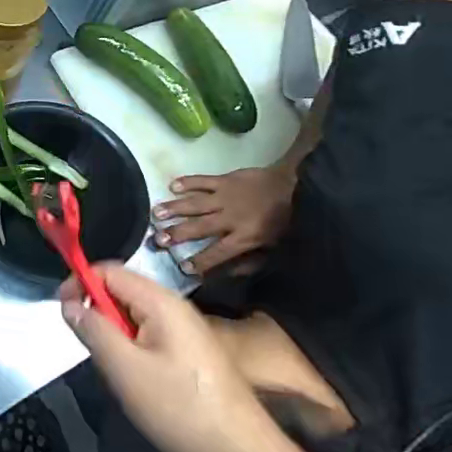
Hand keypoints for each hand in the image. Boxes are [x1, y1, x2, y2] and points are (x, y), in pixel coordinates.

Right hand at [60, 266, 277, 451]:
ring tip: (115, 371)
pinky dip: (131, 350)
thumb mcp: (124, 368)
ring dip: (114, 336)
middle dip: (97, 314)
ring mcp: (185, 329)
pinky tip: (136, 381)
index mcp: (160, 301)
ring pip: (132, 316)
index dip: (80, 283)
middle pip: (120, 291)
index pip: (108, 270)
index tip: (63, 312)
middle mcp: (174, 307)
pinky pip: (147, 335)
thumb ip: (93, 329)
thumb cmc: (180, 407)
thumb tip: (70, 303)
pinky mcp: (190, 352)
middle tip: (92, 350)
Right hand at [151, 165, 295, 272]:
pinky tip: (172, 185)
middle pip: (200, 227)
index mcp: (245, 236)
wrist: (295, 186)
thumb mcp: (274, 246)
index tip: (183, 267)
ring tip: (156, 212)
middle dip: (177, 233)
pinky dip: (187, 182)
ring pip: (195, 204)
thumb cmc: (285, 221)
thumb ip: (251, 259)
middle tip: (158, 238)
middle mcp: (231, 217)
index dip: (201, 261)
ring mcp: (226, 196)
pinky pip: (202, 180)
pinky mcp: (225, 179)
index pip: (218, 252)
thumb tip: (229, 272)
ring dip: (174, 208)